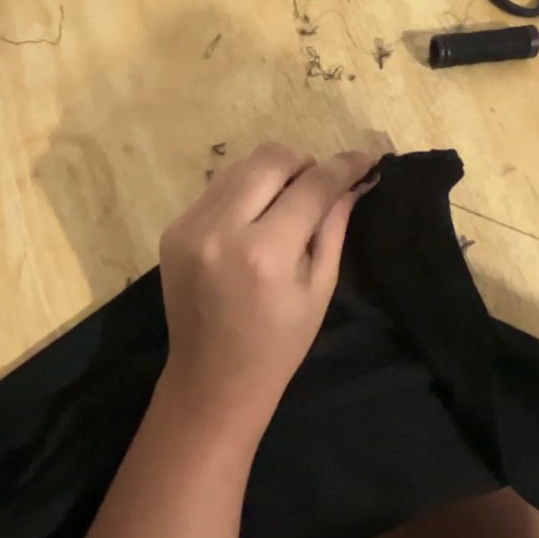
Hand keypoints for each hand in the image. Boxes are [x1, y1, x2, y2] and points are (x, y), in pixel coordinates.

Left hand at [156, 143, 376, 435]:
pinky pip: (214, 189)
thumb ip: (333, 228)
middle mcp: (222, 230)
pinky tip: (252, 221)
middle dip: (303, 162)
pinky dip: (241, 193)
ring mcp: (190, 227)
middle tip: (318, 185)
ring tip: (286, 202)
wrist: (212, 379)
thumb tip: (351, 182)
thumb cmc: (278, 344)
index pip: (312, 185)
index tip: (365, 159)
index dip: (344, 166)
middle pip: (270, 159)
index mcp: (266, 253)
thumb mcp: (318, 289)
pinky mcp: (173, 231)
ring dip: (270, 174)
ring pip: (238, 167)